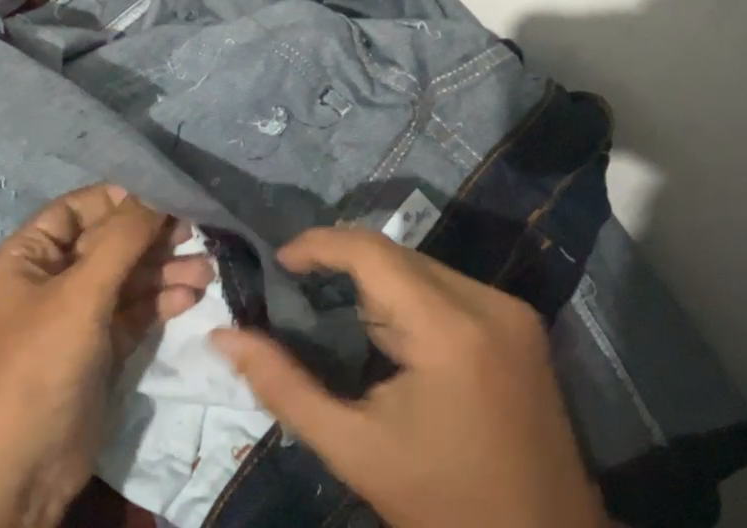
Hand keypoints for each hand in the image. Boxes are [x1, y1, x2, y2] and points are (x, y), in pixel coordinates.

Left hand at [0, 185, 214, 527]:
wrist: (24, 467)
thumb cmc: (40, 365)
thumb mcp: (79, 296)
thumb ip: (120, 242)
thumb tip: (154, 191)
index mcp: (27, 256)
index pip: (76, 209)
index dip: (119, 199)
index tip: (167, 194)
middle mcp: (49, 278)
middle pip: (106, 243)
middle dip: (150, 237)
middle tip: (196, 230)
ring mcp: (74, 315)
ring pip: (124, 279)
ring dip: (163, 271)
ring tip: (207, 268)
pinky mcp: (98, 348)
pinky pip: (132, 312)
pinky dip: (159, 302)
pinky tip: (191, 296)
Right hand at [212, 229, 604, 527]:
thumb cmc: (443, 505)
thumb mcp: (352, 448)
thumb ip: (282, 385)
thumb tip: (223, 335)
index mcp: (450, 329)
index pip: (371, 251)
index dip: (317, 244)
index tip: (277, 263)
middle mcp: (489, 303)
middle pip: (397, 254)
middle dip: (342, 264)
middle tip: (297, 293)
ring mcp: (513, 314)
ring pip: (423, 266)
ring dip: (375, 280)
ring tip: (333, 312)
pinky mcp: (524, 327)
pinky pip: (450, 287)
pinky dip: (409, 296)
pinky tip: (386, 333)